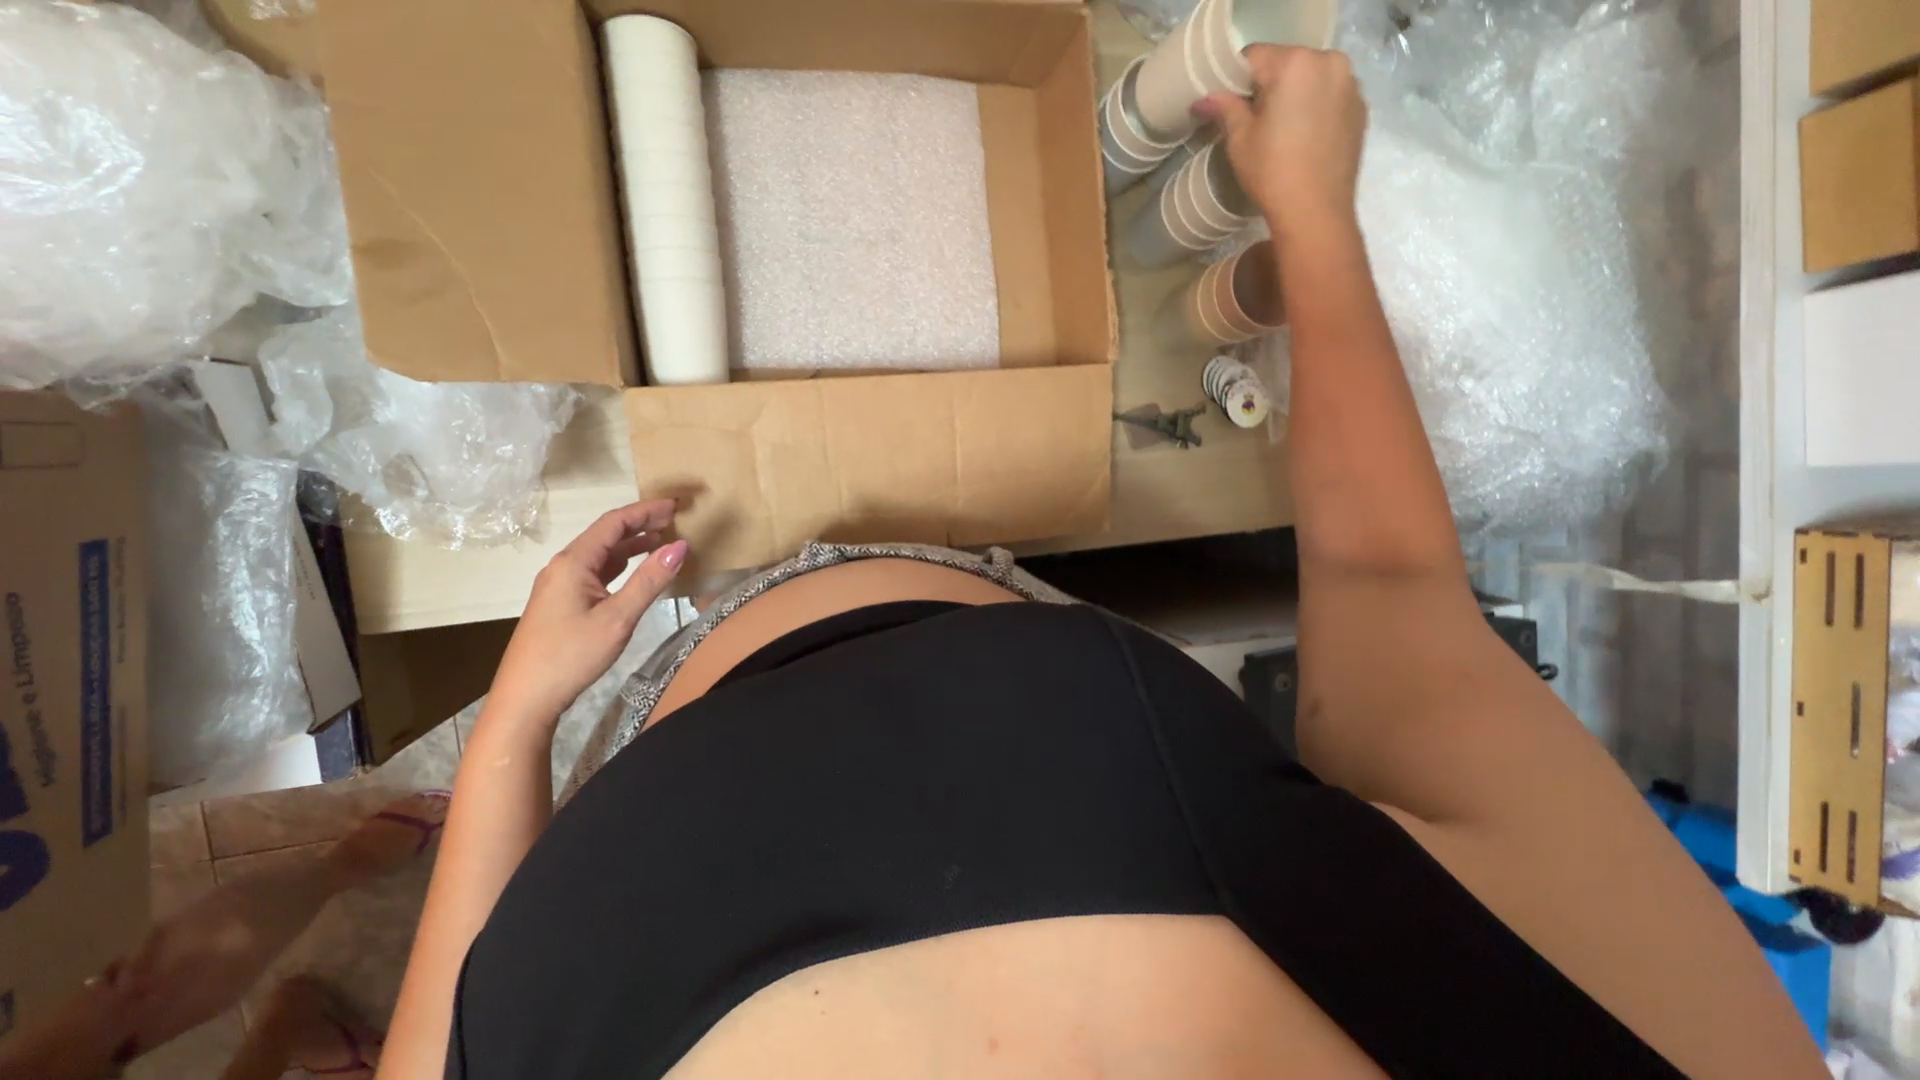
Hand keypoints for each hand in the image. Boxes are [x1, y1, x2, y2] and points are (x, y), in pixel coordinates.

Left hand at [487, 500, 685, 725]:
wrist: (526, 697)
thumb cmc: (571, 655)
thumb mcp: (618, 618)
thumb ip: (650, 580)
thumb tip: (680, 546)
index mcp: (574, 562)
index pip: (614, 522)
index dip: (646, 511)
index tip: (676, 506)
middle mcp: (564, 566)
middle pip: (606, 534)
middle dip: (641, 524)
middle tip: (675, 520)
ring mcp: (560, 585)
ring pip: (601, 554)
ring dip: (631, 545)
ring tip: (663, 542)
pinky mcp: (561, 602)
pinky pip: (595, 572)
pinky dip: (620, 566)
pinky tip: (636, 572)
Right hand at [1197, 45, 1367, 246]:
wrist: (1316, 211)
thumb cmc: (1272, 172)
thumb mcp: (1240, 140)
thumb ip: (1225, 108)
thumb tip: (1204, 100)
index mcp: (1295, 64)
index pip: (1254, 56)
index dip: (1235, 79)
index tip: (1227, 105)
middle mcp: (1329, 63)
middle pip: (1286, 63)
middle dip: (1267, 85)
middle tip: (1253, 120)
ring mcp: (1349, 84)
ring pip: (1310, 78)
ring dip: (1292, 95)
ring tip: (1280, 131)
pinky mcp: (1360, 108)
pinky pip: (1329, 96)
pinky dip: (1314, 107)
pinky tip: (1302, 138)